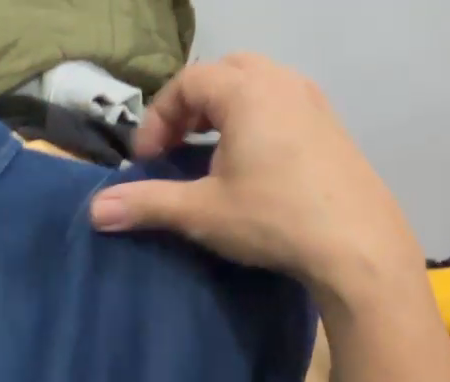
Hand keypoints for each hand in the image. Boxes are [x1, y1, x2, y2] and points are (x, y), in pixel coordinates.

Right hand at [88, 54, 422, 296]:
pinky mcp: (328, 127)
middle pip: (223, 73)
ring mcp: (311, 102)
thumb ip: (146, 205)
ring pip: (254, 87)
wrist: (353, 241)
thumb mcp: (200, 212)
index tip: (146, 161)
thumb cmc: (271, 217)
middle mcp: (282, 82)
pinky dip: (250, 123)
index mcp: (248, 92)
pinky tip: (245, 169)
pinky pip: (278, 106)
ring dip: (220, 115)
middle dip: (188, 108)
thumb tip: (95, 211)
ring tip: (205, 159)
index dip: (158, 117)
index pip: (189, 81)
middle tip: (173, 150)